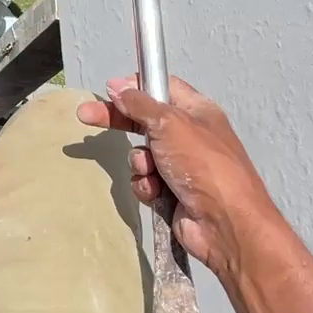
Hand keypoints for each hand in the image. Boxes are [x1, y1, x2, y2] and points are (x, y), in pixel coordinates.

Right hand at [77, 75, 284, 284]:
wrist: (226, 226)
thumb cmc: (203, 165)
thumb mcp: (169, 124)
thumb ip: (139, 103)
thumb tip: (117, 87)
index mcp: (197, 112)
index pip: (162, 88)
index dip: (136, 86)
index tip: (110, 89)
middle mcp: (188, 135)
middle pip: (143, 119)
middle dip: (116, 120)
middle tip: (85, 116)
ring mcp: (180, 165)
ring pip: (141, 153)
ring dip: (139, 162)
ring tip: (150, 171)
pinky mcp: (171, 191)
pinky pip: (144, 179)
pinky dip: (145, 184)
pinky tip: (156, 191)